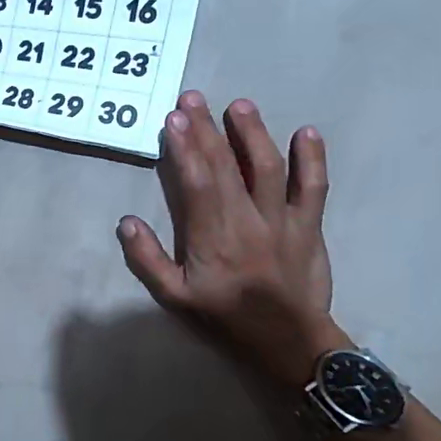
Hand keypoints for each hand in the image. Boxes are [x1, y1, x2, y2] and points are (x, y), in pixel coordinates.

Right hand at [117, 91, 345, 390]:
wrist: (287, 342)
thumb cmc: (227, 318)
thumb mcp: (176, 299)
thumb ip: (149, 261)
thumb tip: (126, 222)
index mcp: (213, 238)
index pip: (196, 183)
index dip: (185, 148)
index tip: (175, 118)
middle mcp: (247, 221)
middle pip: (226, 167)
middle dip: (208, 129)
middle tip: (193, 98)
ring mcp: (283, 221)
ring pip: (269, 169)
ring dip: (253, 134)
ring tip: (239, 106)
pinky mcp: (310, 227)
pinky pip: (314, 189)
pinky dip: (312, 160)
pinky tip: (307, 132)